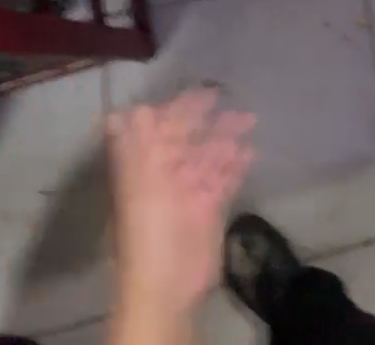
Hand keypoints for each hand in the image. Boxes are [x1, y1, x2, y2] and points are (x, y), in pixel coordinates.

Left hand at [107, 89, 256, 319]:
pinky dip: (237, 166)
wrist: (167, 283)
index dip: (180, 109)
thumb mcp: (140, 182)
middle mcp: (167, 176)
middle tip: (233, 102)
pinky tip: (251, 153)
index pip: (163, 129)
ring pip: (211, 156)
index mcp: (146, 168)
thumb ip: (137, 144)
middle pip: (190, 140)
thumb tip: (123, 110)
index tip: (205, 91)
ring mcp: (190, 192)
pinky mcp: (210, 209)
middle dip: (210, 121)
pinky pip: (225, 180)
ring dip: (228, 138)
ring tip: (250, 120)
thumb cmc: (150, 229)